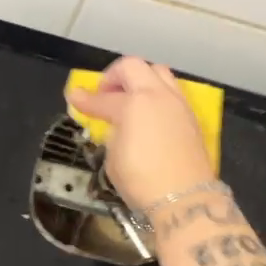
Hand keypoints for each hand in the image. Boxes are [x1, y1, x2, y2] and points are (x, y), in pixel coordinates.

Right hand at [66, 56, 213, 208]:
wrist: (184, 198)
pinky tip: (150, 113)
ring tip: (130, 99)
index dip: (85, 99)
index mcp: (134, 104)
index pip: (103, 99)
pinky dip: (156, 94)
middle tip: (105, 94)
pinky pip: (171, 91)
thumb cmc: (142, 181)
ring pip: (158, 73)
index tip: (74, 98)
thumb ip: (112, 133)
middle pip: (134, 67)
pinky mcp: (191, 116)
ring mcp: (178, 103)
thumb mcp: (113, 158)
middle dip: (114, 76)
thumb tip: (115, 125)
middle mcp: (158, 95)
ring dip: (140, 79)